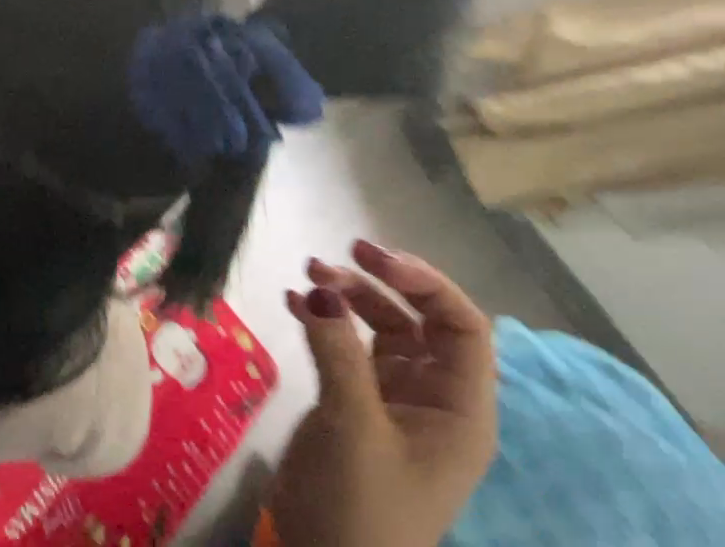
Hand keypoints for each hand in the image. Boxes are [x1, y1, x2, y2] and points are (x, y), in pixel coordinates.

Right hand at [270, 240, 498, 546]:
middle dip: (381, 285)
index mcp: (459, 409)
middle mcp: (433, 399)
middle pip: (420, 323)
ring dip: (348, 298)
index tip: (371, 257)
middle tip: (334, 255)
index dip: (425, 285)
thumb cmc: (359, 501)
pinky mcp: (353, 406)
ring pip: (380, 332)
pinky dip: (323, 322)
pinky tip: (295, 304)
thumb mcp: (351, 425)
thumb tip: (323, 286)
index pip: (462, 329)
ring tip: (307, 273)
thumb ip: (339, 353)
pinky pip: (346, 349)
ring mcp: (392, 402)